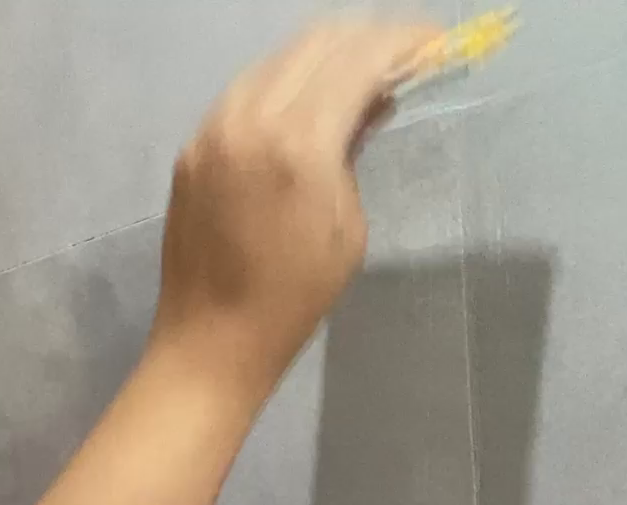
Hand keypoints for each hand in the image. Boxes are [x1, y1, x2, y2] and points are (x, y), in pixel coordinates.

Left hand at [149, 20, 440, 397]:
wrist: (211, 341)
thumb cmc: (292, 301)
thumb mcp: (346, 229)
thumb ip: (352, 154)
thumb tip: (366, 105)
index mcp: (297, 143)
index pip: (359, 56)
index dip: (406, 43)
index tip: (436, 48)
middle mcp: (248, 119)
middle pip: (316, 42)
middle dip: (366, 41)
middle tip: (399, 62)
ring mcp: (211, 132)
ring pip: (274, 61)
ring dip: (320, 59)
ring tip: (351, 83)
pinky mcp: (190, 151)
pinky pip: (242, 94)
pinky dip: (280, 87)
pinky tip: (300, 111)